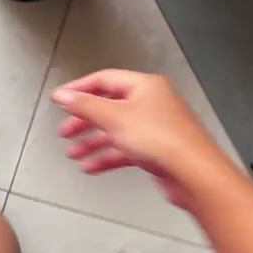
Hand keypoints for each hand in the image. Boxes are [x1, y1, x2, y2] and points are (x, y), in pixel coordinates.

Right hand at [52, 70, 235, 208]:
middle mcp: (151, 103)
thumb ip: (85, 105)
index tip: (60, 99)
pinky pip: (124, 150)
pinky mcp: (155, 150)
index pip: (104, 80)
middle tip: (66, 130)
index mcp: (144, 86)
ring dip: (92, 142)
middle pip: (108, 107)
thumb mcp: (114, 117)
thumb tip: (64, 95)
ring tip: (74, 153)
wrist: (192, 173)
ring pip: (115, 131)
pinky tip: (92, 166)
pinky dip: (107, 157)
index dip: (79, 89)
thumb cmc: (164, 140)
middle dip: (84, 120)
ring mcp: (154, 127)